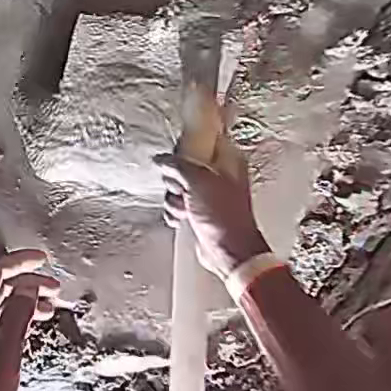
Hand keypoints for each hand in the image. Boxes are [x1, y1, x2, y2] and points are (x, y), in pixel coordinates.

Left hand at [0, 250, 59, 390]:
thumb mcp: (5, 355)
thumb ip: (18, 316)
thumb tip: (30, 288)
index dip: (20, 262)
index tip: (43, 258)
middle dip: (27, 282)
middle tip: (55, 286)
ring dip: (25, 300)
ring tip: (52, 306)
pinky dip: (17, 318)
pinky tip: (34, 326)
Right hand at [157, 141, 270, 286]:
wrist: (228, 251)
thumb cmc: (225, 216)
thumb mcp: (198, 181)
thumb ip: (177, 165)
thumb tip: (162, 159)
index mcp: (227, 160)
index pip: (202, 138)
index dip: (187, 145)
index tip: (179, 155)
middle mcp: (218, 174)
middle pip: (183, 164)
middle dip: (176, 179)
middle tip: (184, 188)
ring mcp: (208, 194)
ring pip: (177, 185)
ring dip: (175, 199)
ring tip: (186, 208)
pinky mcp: (199, 210)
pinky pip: (176, 203)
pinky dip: (176, 211)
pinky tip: (183, 218)